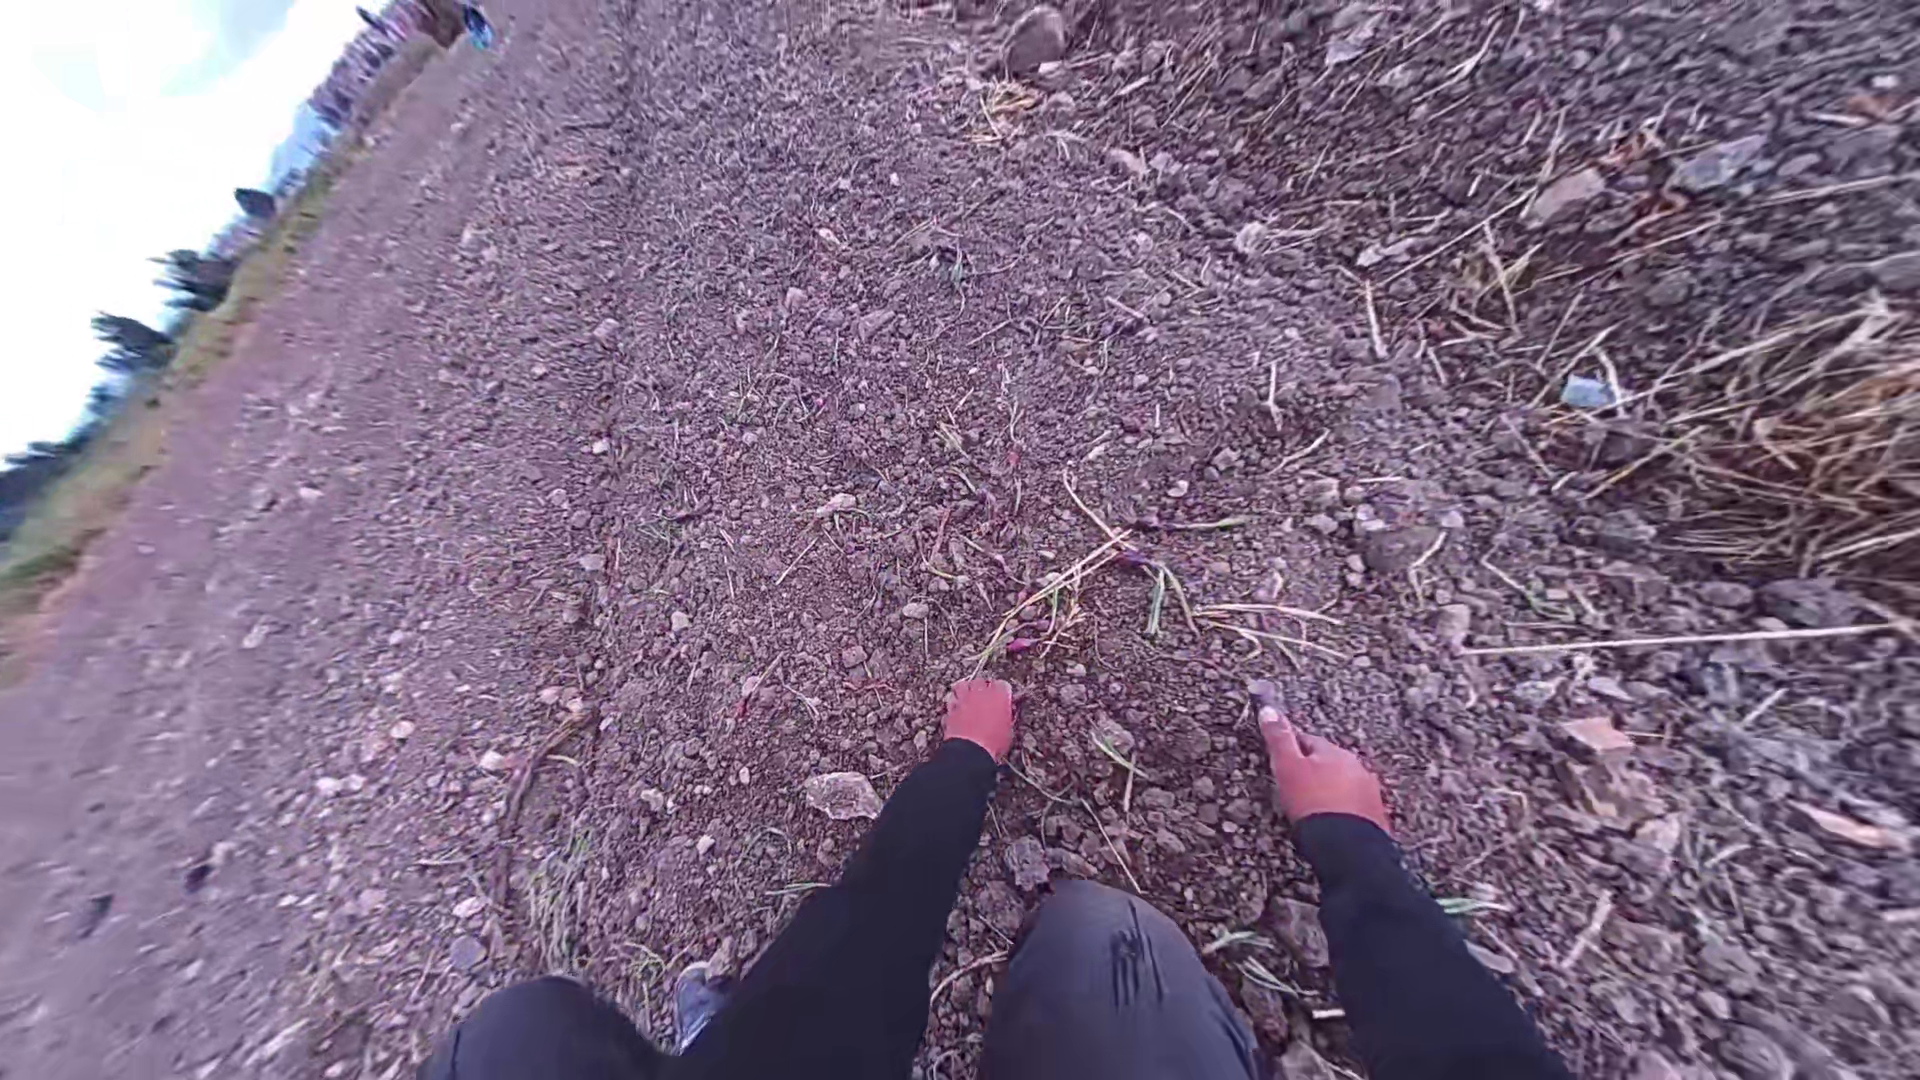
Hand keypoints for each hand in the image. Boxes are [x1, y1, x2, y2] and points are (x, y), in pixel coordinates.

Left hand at [944, 679, 1014, 762]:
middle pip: (981, 681)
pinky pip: (952, 700)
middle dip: (983, 687)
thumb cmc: (993, 743)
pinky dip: (954, 703)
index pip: (1002, 685)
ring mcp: (963, 699)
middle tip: (985, 697)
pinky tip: (958, 710)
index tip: (1002, 698)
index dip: (1002, 692)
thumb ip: (1007, 716)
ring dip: (966, 690)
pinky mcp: (951, 708)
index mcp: (998, 695)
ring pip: (962, 685)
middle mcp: (980, 692)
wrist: (970, 752)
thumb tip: (1007, 711)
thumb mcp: (1008, 731)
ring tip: (969, 699)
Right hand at [1259, 705, 1390, 834]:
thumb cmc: (1313, 804)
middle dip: (1311, 771)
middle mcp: (1357, 768)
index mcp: (1335, 753)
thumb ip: (1278, 737)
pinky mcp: (1375, 818)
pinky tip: (1327, 820)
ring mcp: (1369, 794)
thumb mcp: (1287, 766)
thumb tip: (1268, 709)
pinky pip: (1352, 806)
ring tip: (1309, 807)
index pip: (1307, 741)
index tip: (1280, 763)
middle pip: (1326, 762)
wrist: (1346, 849)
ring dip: (1328, 790)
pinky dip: (1340, 809)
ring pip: (1341, 784)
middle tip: (1292, 787)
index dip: (1290, 751)